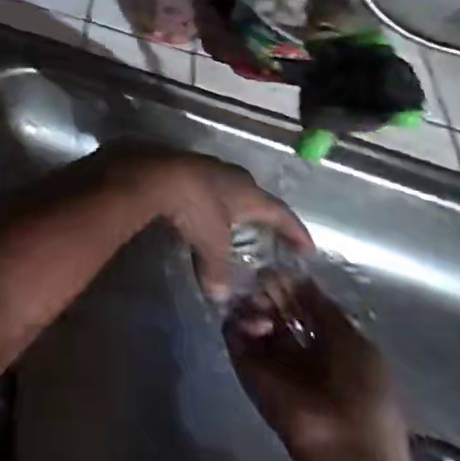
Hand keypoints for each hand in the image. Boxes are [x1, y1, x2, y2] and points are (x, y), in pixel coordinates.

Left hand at [101, 143, 314, 303]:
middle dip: (263, 216)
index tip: (308, 250)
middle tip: (269, 234)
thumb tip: (219, 296)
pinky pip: (204, 185)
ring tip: (234, 223)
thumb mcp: (210, 244)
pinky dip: (208, 199)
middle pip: (255, 196)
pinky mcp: (181, 164)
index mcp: (249, 193)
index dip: (296, 233)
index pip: (282, 214)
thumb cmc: (193, 208)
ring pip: (228, 187)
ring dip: (232, 205)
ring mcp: (206, 165)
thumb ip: (218, 271)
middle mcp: (232, 175)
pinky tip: (201, 209)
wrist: (152, 174)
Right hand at [225, 278, 413, 460]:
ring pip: (251, 312)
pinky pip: (233, 329)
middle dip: (269, 288)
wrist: (342, 439)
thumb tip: (298, 276)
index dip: (292, 284)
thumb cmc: (363, 391)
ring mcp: (266, 353)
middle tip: (264, 277)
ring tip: (261, 302)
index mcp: (327, 343)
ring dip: (254, 300)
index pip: (301, 304)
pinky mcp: (242, 361)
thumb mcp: (356, 342)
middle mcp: (295, 345)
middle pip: (273, 305)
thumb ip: (325, 308)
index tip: (282, 266)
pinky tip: (256, 322)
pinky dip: (240, 318)